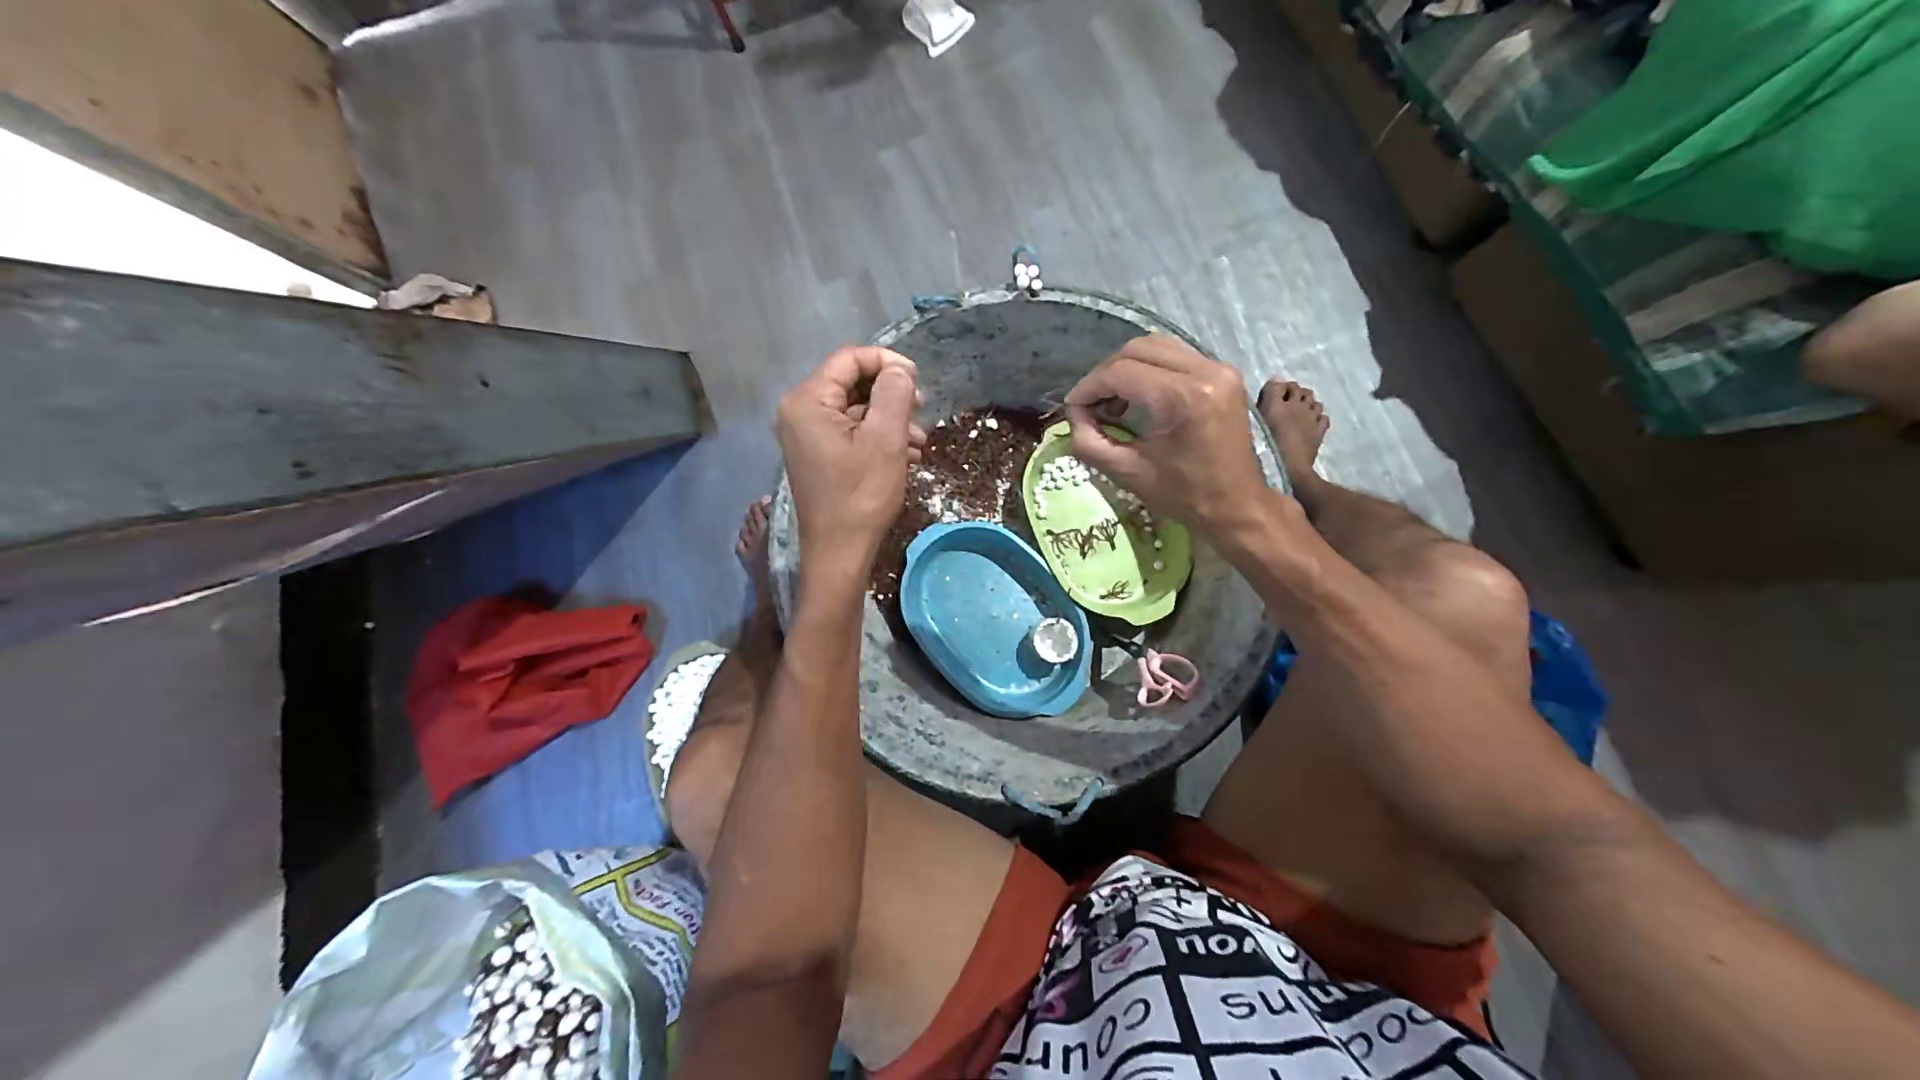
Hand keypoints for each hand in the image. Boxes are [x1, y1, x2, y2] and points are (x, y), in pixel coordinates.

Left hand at [777, 346, 924, 574]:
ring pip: (854, 409)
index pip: (849, 359)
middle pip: (851, 382)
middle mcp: (798, 411)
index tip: (918, 380)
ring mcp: (805, 434)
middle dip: (889, 393)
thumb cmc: (862, 495)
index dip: (886, 362)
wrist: (839, 551)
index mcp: (807, 401)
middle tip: (921, 410)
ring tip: (918, 441)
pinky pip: (849, 431)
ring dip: (889, 419)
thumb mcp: (886, 439)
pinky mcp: (816, 454)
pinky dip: (876, 436)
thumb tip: (899, 371)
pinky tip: (904, 454)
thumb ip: (894, 393)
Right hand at [1063, 335, 1268, 535]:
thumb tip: (1075, 413)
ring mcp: (1219, 368)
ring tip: (1112, 402)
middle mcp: (1206, 371)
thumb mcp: (1127, 472)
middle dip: (1105, 375)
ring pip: (1156, 346)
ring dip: (1126, 368)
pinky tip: (1137, 397)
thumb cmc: (1183, 495)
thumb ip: (1089, 441)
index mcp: (1183, 398)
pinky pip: (1175, 356)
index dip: (1089, 387)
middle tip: (1090, 405)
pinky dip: (1148, 369)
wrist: (1237, 506)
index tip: (1073, 408)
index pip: (1121, 372)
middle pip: (1137, 349)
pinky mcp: (1223, 373)